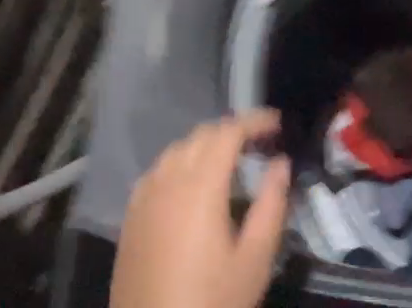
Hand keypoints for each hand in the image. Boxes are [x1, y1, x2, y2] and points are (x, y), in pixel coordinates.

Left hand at [112, 110, 291, 307]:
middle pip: (201, 135)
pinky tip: (191, 186)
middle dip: (232, 131)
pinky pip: (157, 171)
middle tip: (260, 144)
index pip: (228, 132)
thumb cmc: (211, 302)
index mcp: (200, 185)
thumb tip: (281, 164)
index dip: (254, 121)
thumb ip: (271, 205)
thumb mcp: (254, 260)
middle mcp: (168, 180)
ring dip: (205, 145)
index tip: (277, 124)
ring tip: (229, 162)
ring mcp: (144, 197)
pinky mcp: (131, 217)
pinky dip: (180, 163)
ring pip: (176, 149)